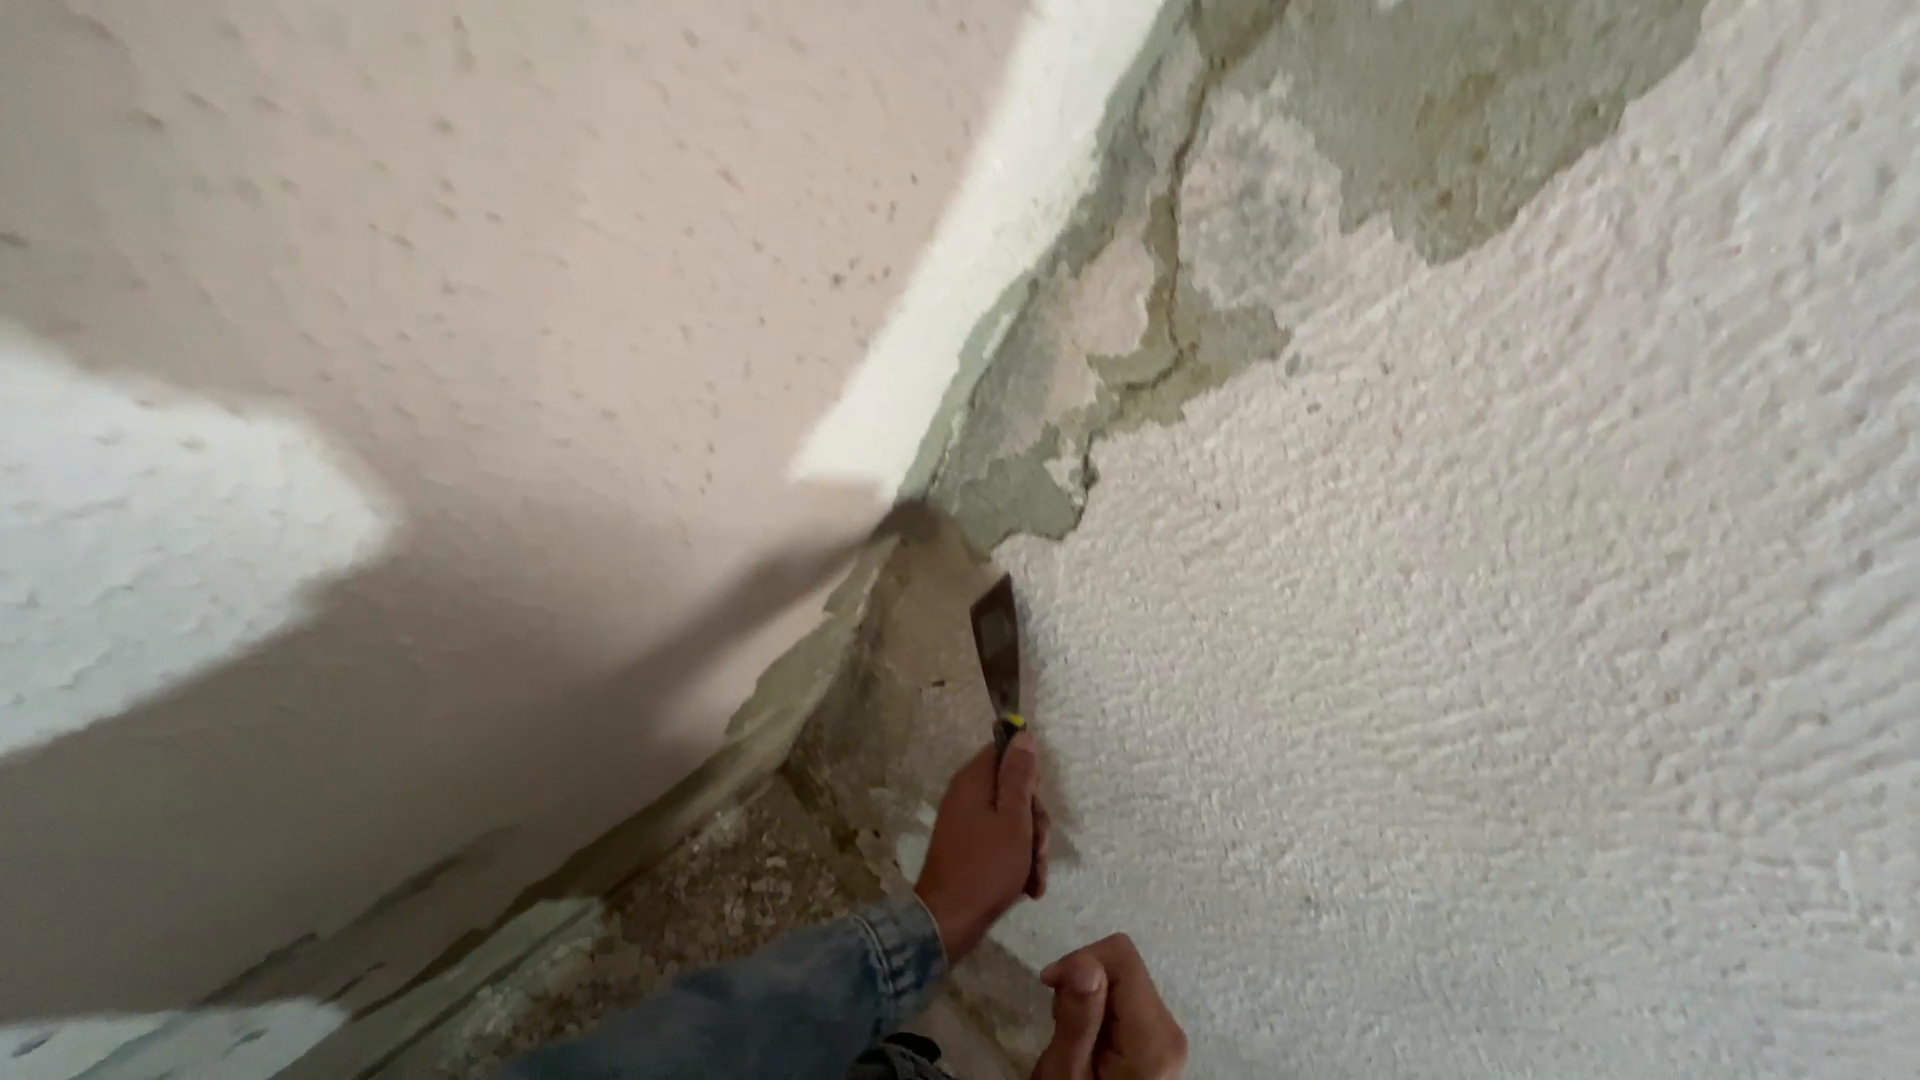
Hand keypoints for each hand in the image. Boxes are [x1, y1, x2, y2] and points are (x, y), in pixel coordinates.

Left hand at [913, 732, 1049, 960]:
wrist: (949, 921)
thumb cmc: (986, 867)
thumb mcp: (1014, 819)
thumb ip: (1019, 777)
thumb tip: (1023, 735)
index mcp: (973, 780)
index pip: (1004, 752)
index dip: (1027, 772)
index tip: (1037, 799)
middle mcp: (966, 795)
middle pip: (1012, 789)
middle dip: (1035, 819)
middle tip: (1040, 845)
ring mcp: (966, 823)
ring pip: (1012, 820)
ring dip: (1031, 847)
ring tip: (1036, 876)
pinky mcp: (969, 848)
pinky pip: (1001, 843)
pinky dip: (1018, 862)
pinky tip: (1029, 887)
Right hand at [1031, 934, 1186, 1079]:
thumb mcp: (1068, 1076)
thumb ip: (1078, 1019)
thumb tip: (1084, 962)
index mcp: (1154, 1037)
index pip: (1121, 955)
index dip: (1079, 960)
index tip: (1048, 987)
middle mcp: (1170, 1029)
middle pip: (1122, 966)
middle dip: (1082, 982)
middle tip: (1060, 1025)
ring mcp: (1167, 1035)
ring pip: (1122, 980)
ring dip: (1087, 997)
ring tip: (1073, 1039)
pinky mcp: (1159, 1040)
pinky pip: (1126, 1000)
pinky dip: (1098, 1010)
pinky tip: (1088, 1043)